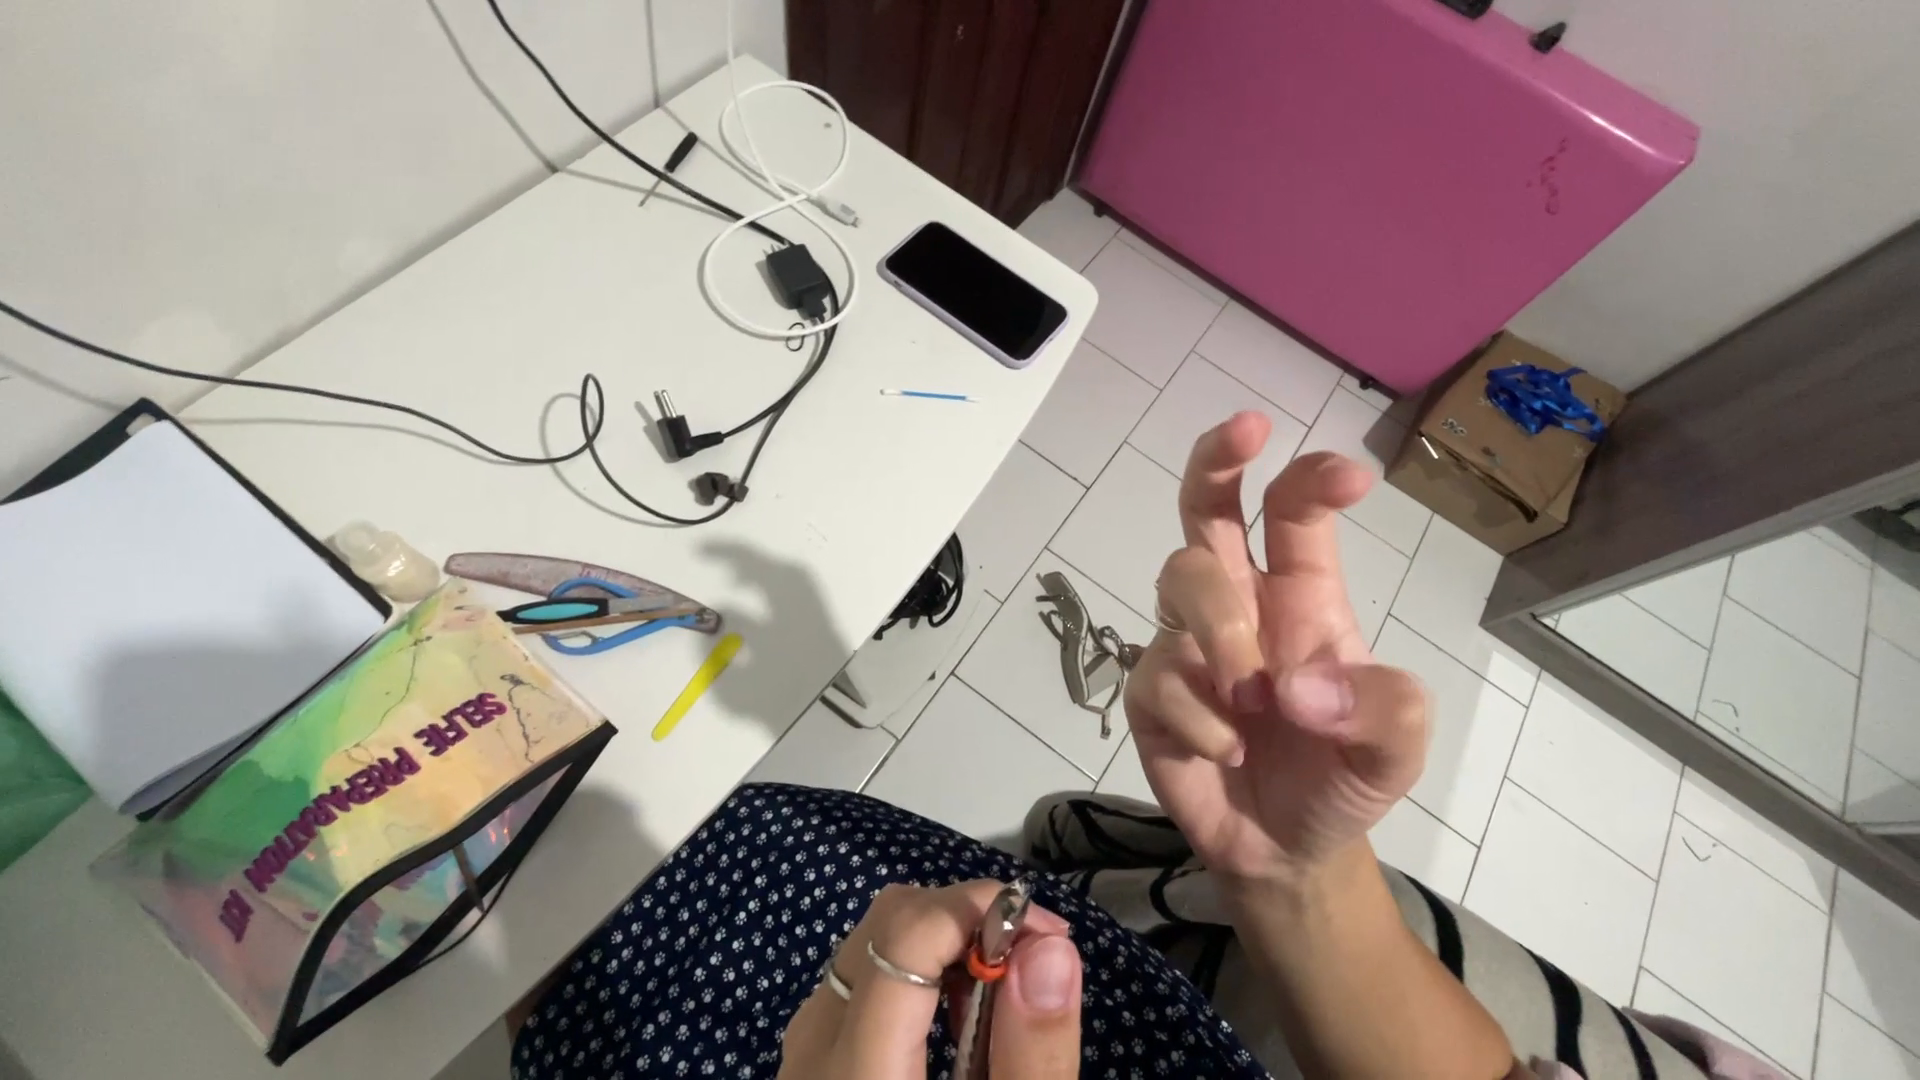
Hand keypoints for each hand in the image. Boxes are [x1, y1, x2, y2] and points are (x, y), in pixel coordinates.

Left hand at [778, 881, 1081, 1078]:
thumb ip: (1030, 1057)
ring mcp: (800, 1046)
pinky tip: (954, 1025)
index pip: (908, 928)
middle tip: (1033, 971)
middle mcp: (813, 1040)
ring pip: (872, 939)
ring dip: (945, 943)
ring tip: (1001, 1002)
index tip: (1048, 937)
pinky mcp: (807, 1057)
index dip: (981, 906)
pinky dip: (915, 971)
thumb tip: (1050, 947)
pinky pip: (858, 974)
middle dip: (968, 919)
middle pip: (888, 920)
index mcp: (855, 1065)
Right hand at [1123, 412, 1429, 883]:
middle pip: (1205, 509)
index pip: (1292, 514)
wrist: (1280, 847)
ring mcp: (1185, 643)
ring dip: (1223, 629)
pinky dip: (1202, 716)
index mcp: (1299, 595)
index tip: (1347, 476)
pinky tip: (1229, 749)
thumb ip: (1381, 712)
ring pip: (1180, 576)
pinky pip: (1160, 674)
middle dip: (1217, 461)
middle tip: (1242, 430)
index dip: (1310, 480)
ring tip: (1255, 699)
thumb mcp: (1393, 753)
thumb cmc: (1340, 778)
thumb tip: (1301, 686)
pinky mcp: (1148, 690)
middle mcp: (1237, 602)